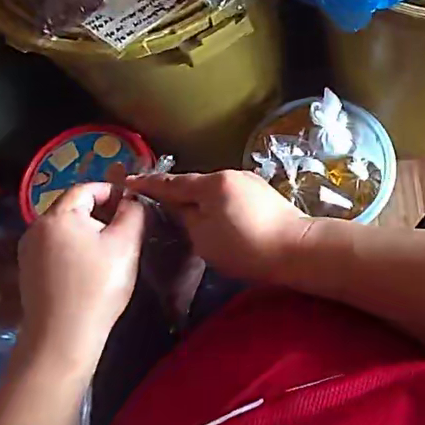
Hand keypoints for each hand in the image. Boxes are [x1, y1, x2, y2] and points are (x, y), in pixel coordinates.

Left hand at [16, 182, 144, 374]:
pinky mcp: (29, 271)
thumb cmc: (98, 285)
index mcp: (58, 216)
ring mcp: (28, 251)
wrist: (63, 337)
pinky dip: (76, 248)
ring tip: (113, 250)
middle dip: (102, 212)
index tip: (134, 206)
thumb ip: (133, 212)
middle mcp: (36, 228)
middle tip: (128, 229)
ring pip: (65, 229)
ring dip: (90, 231)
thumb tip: (132, 200)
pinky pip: (57, 247)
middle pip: (73, 208)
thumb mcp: (126, 243)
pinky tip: (92, 269)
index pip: (86, 188)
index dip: (112, 191)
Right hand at [124, 170, 309, 284]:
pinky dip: (218, 204)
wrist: (297, 250)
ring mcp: (251, 182)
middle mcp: (231, 174)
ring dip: (199, 200)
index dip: (147, 184)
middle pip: (195, 184)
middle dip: (175, 193)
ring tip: (185, 215)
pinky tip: (215, 217)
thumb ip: (185, 217)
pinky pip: (230, 195)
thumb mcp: (203, 237)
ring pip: (215, 190)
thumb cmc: (246, 247)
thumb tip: (178, 206)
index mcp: (213, 183)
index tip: (127, 181)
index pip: (172, 183)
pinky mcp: (264, 193)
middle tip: (153, 203)